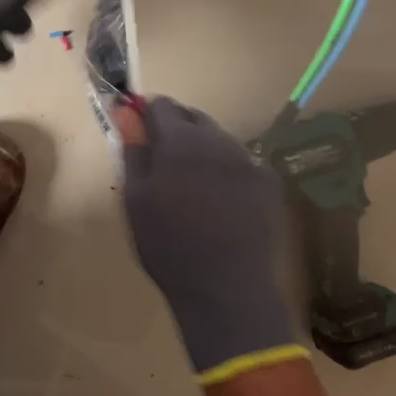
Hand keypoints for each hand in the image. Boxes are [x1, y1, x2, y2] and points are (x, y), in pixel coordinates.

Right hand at [114, 97, 305, 382]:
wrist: (227, 290)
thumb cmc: (168, 246)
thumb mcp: (135, 201)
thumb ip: (132, 153)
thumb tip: (127, 119)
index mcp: (180, 142)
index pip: (161, 105)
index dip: (146, 113)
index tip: (138, 129)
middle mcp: (217, 141)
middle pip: (193, 117)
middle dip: (176, 128)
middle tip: (162, 160)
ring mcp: (247, 161)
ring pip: (218, 139)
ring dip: (201, 148)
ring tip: (190, 183)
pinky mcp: (267, 183)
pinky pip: (240, 163)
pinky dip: (225, 170)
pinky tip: (218, 200)